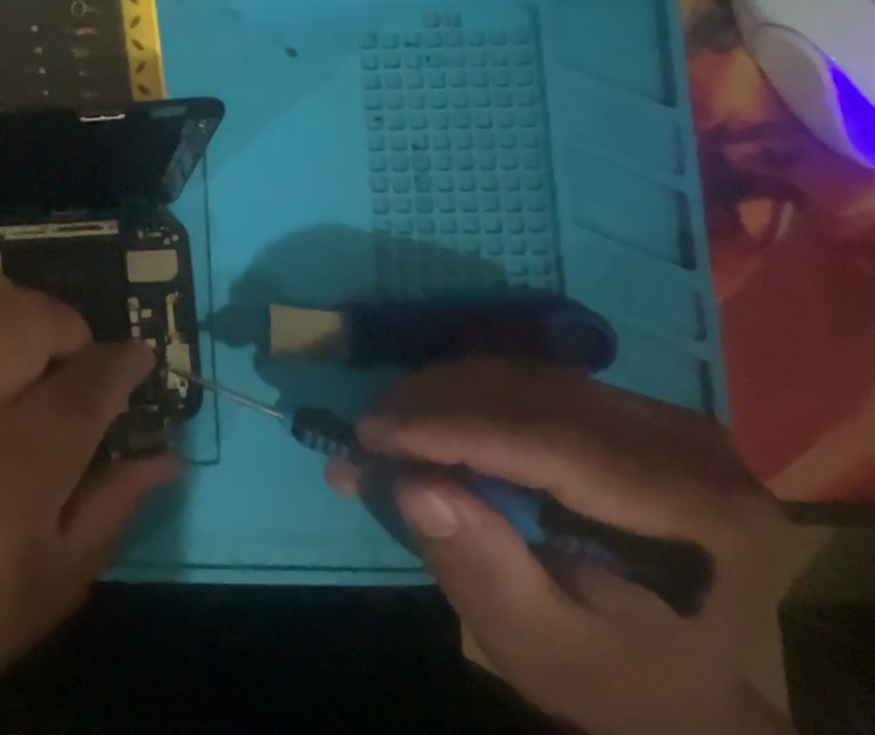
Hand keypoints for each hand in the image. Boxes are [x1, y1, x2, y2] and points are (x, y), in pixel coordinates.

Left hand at [0, 262, 181, 727]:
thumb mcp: (55, 583)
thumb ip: (114, 507)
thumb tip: (167, 455)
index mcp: (6, 471)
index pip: (84, 385)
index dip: (122, 364)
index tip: (135, 360)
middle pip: (24, 317)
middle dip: (67, 328)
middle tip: (69, 363)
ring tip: (5, 332)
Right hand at [327, 360, 797, 734]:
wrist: (684, 684)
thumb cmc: (609, 673)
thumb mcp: (539, 645)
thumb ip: (485, 571)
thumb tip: (415, 488)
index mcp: (701, 516)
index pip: (558, 442)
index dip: (454, 429)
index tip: (369, 435)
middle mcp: (697, 452)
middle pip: (539, 397)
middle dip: (434, 405)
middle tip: (362, 436)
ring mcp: (668, 426)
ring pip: (529, 378)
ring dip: (441, 395)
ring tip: (384, 432)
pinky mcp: (635, 416)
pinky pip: (534, 384)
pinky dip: (465, 396)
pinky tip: (425, 424)